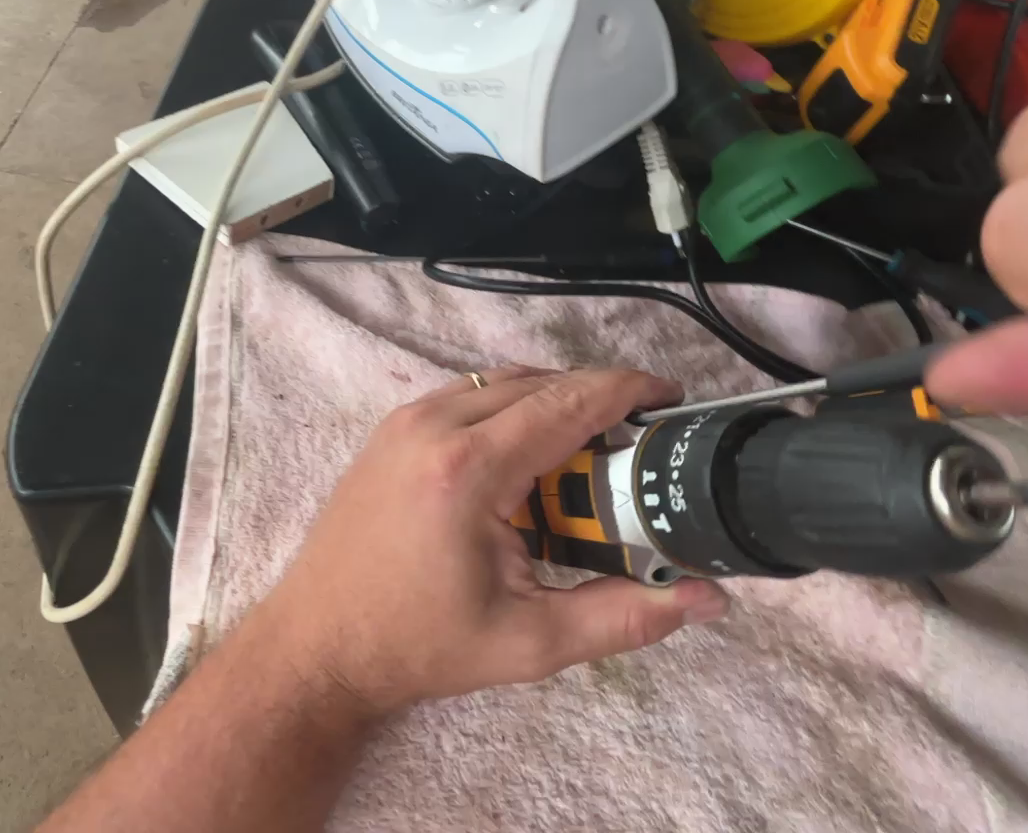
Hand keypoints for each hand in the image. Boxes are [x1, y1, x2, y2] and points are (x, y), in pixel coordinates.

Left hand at [240, 367, 728, 719]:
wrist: (318, 640)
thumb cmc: (420, 645)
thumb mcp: (528, 643)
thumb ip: (623, 617)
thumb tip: (709, 598)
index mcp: (468, 469)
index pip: (566, 404)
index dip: (626, 391)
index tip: (671, 396)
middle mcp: (433, 425)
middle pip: (537, 384)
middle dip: (596, 397)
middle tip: (641, 433)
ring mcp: (404, 420)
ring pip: (499, 383)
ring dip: (552, 397)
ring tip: (593, 440)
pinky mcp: (390, 428)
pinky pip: (467, 395)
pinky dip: (509, 406)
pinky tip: (529, 448)